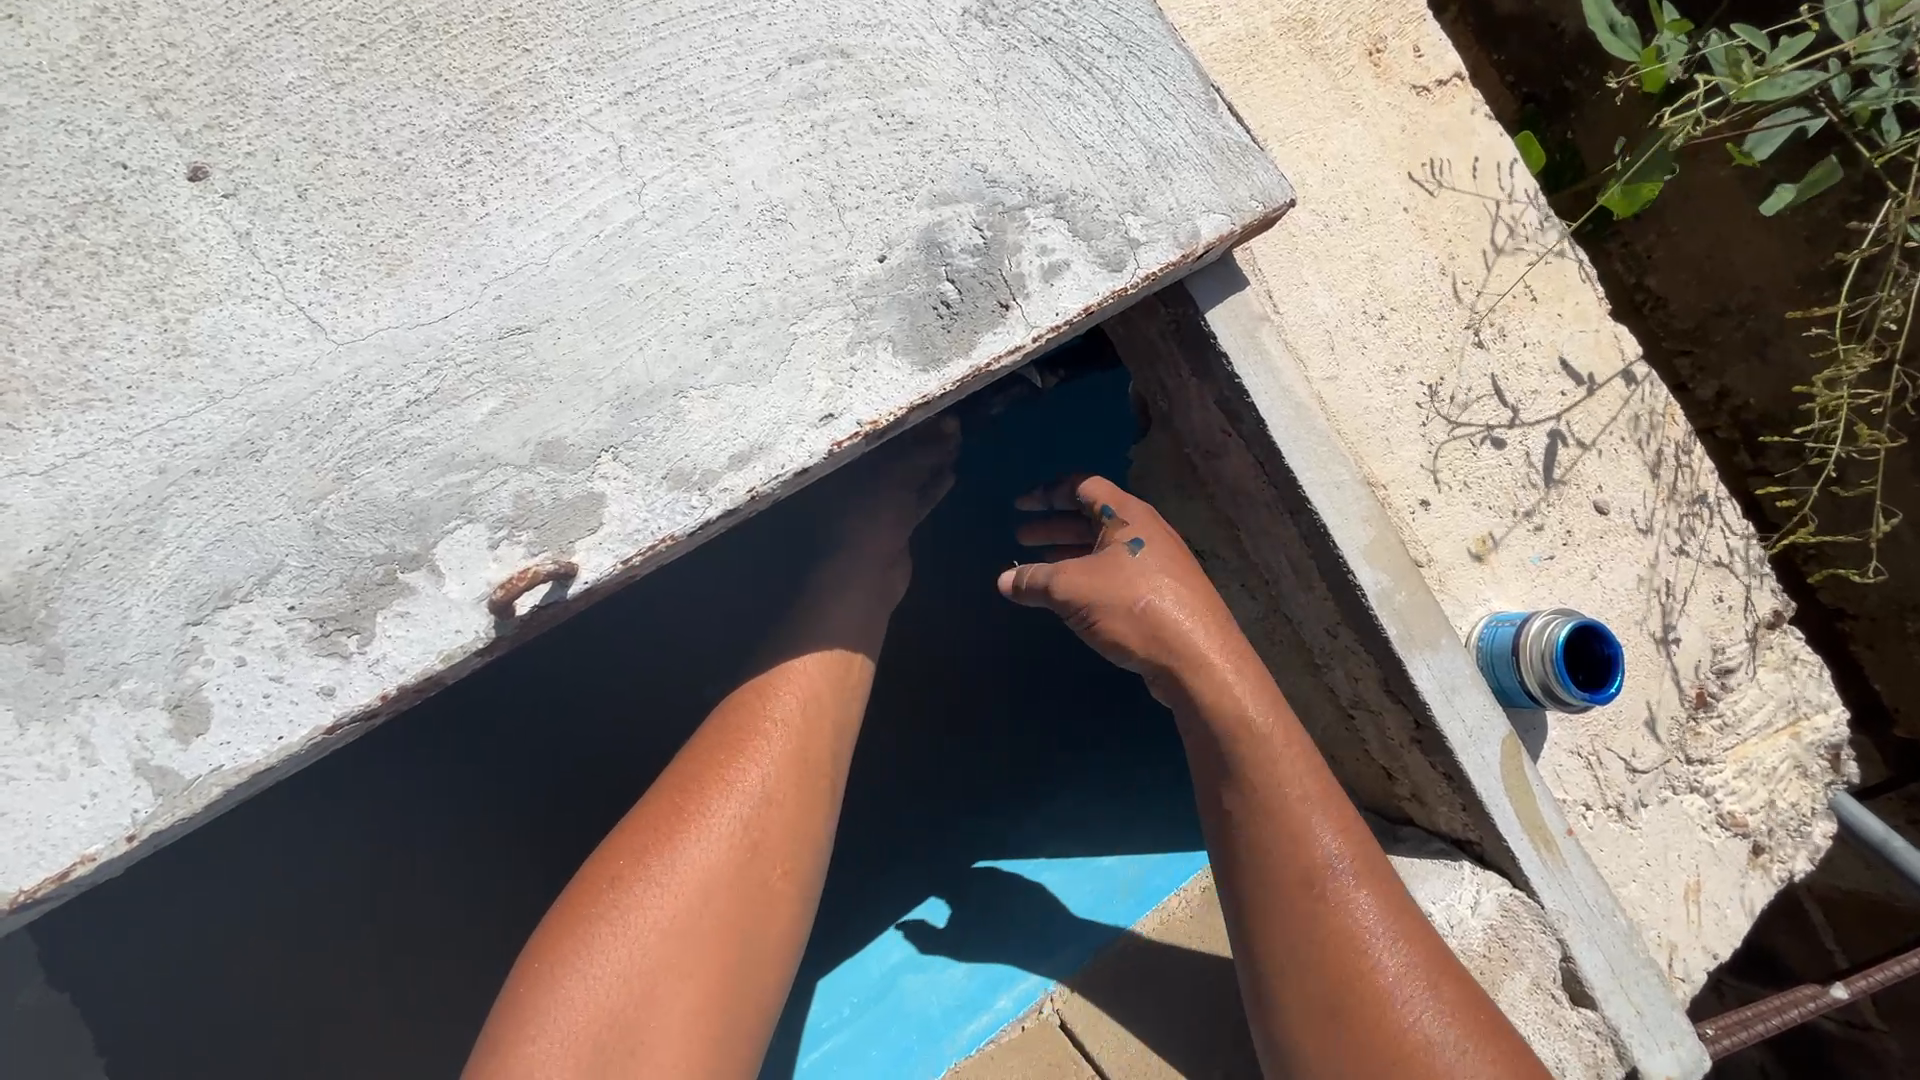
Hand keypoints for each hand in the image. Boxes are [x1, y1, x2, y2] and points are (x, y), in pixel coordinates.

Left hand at [811, 416, 959, 608]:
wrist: (864, 576)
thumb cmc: (871, 519)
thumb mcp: (895, 478)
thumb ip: (922, 452)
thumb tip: (951, 425)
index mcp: (851, 465)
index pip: (884, 435)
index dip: (912, 422)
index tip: (939, 411)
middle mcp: (862, 481)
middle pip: (898, 454)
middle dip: (925, 440)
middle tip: (956, 424)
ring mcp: (879, 505)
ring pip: (910, 477)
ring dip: (932, 462)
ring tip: (958, 444)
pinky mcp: (896, 527)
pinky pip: (917, 500)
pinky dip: (933, 488)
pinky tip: (952, 474)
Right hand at [997, 475, 1244, 690]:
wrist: (1195, 657)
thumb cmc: (1130, 606)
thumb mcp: (1071, 589)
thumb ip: (1034, 580)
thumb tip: (1004, 581)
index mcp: (1127, 515)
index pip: (1083, 486)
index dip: (1048, 493)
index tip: (1020, 506)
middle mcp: (1145, 532)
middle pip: (1092, 518)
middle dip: (1053, 527)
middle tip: (1021, 538)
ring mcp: (1157, 564)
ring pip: (1103, 550)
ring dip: (1068, 554)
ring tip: (1037, 567)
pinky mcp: (1162, 594)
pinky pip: (1115, 574)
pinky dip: (1087, 577)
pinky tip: (1069, 597)